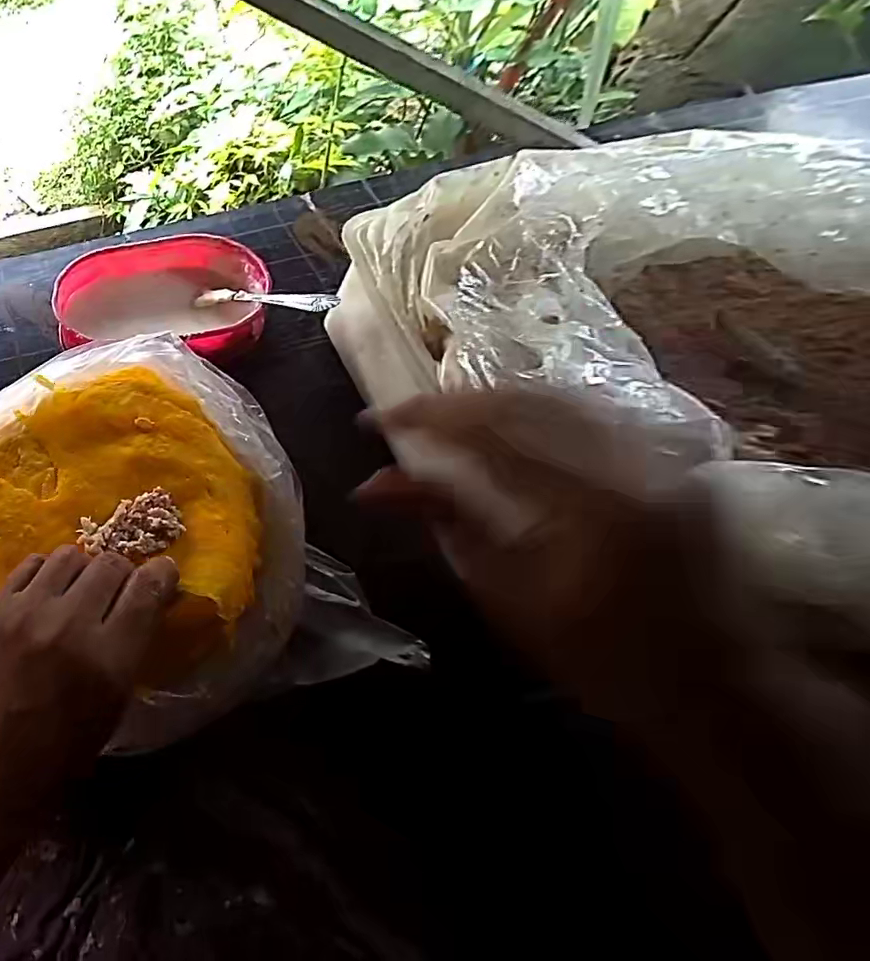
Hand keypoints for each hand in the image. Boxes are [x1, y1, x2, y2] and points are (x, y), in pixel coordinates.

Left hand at [0, 546, 179, 804]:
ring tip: (82, 588)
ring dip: (84, 568)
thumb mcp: (120, 695)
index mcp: (107, 658)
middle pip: (109, 564)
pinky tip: (49, 589)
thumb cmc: (72, 738)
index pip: (145, 591)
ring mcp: (27, 611)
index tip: (164, 571)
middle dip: (124, 572)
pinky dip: (47, 571)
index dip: (161, 574)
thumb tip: (149, 592)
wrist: (4, 753)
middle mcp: (68, 625)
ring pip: (69, 555)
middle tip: (120, 586)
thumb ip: (135, 641)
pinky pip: (31, 563)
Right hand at [357, 391, 732, 719]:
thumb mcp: (497, 589)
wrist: (714, 685)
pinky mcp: (676, 465)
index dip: (419, 417)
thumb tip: (372, 486)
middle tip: (401, 416)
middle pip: (521, 403)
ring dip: (488, 401)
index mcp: (581, 509)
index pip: (483, 432)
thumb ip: (443, 520)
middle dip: (448, 404)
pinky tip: (503, 422)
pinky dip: (533, 410)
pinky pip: (590, 415)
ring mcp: (662, 463)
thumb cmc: (588, 651)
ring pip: (558, 400)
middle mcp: (630, 471)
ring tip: (443, 415)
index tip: (371, 421)